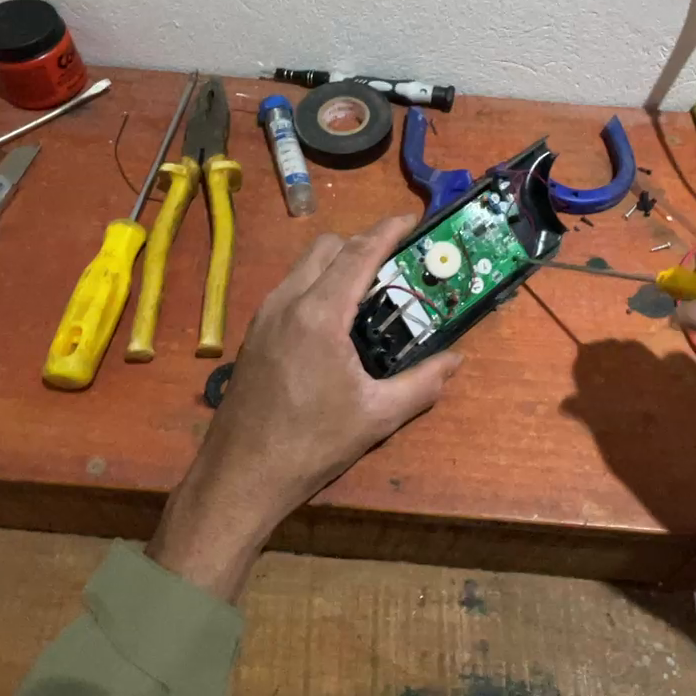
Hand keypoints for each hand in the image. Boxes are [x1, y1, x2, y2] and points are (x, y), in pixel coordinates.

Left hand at [147, 214, 461, 599]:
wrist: (240, 476)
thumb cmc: (312, 444)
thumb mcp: (377, 416)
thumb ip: (422, 383)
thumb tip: (456, 360)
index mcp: (320, 314)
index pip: (358, 253)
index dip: (388, 230)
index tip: (411, 219)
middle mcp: (288, 301)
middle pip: (328, 246)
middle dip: (363, 242)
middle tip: (395, 260)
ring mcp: (265, 314)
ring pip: (304, 262)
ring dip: (338, 260)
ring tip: (369, 286)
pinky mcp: (254, 331)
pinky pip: (291, 285)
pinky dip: (317, 281)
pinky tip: (335, 317)